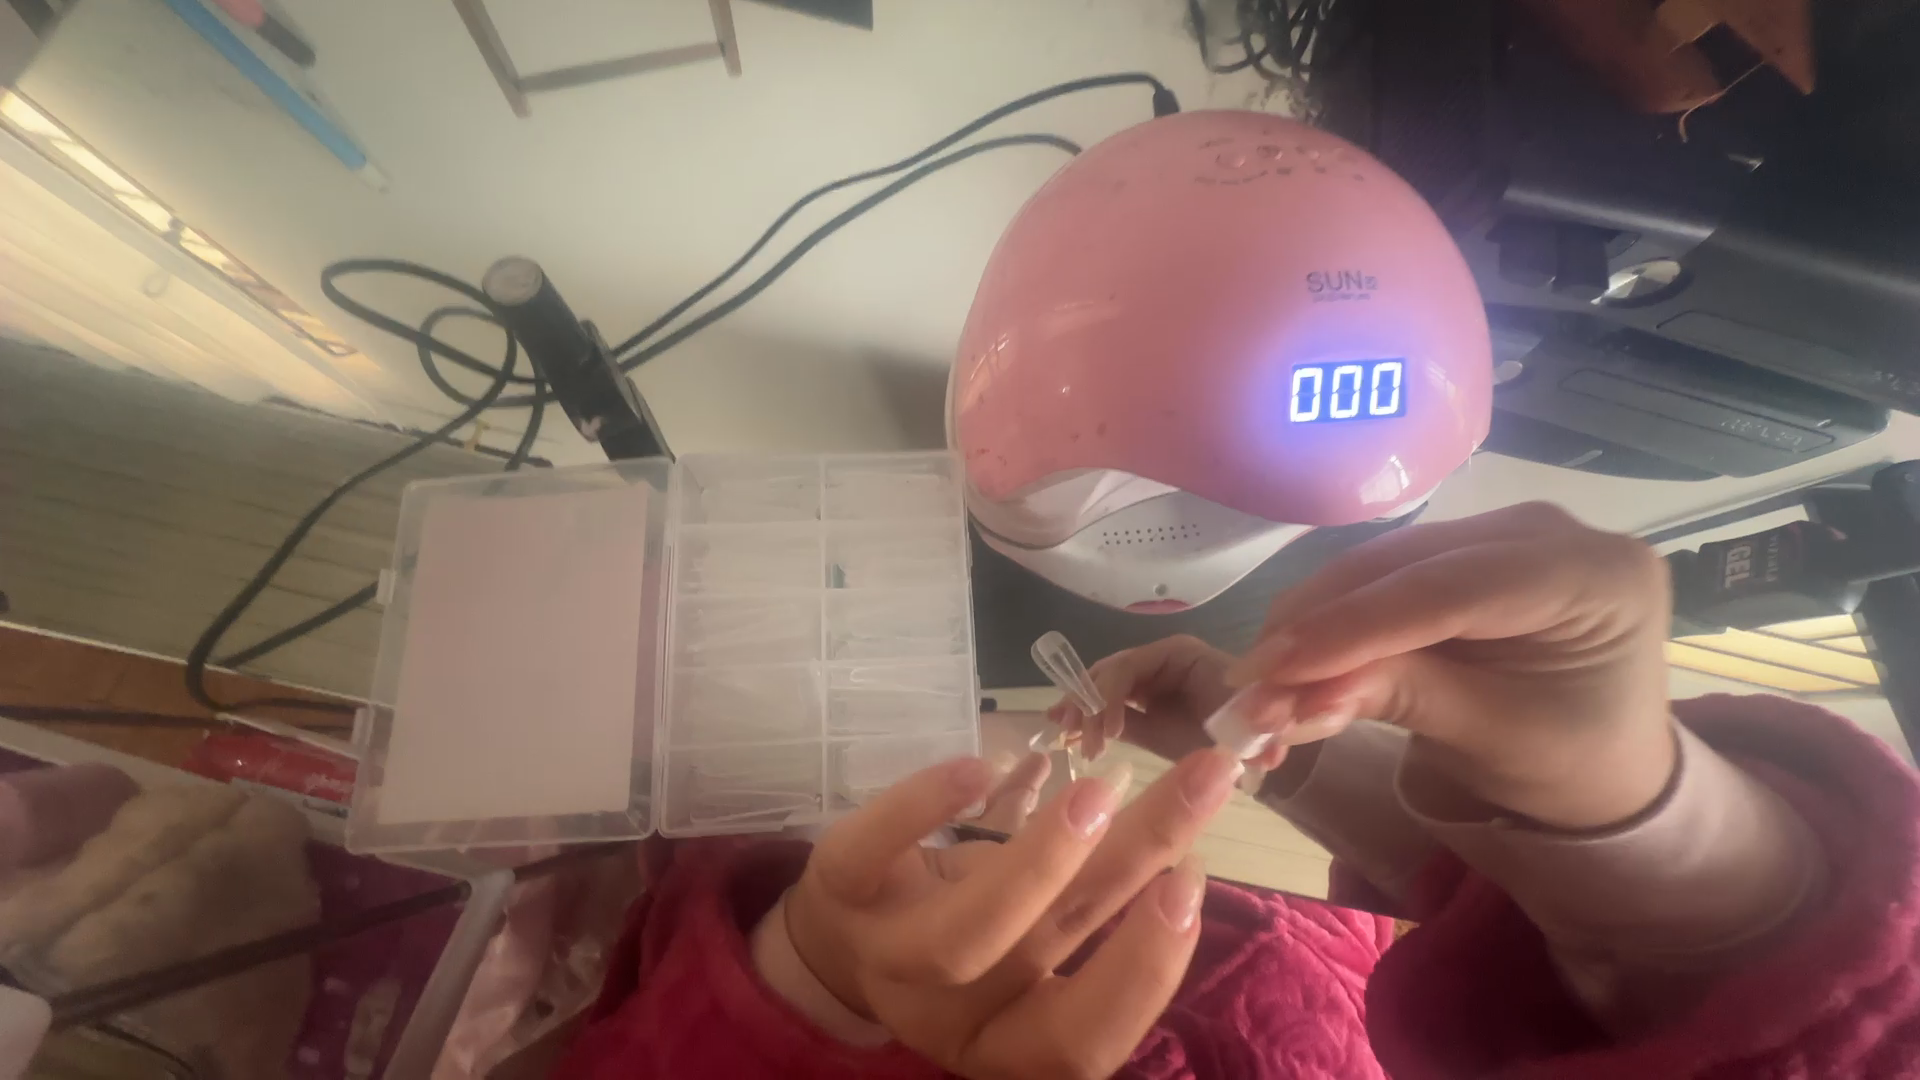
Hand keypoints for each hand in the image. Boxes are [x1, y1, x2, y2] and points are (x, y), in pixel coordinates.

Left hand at [784, 747, 1242, 1078]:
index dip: (1144, 970)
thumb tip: (1167, 820)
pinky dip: (924, 805)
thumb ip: (1088, 892)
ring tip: (1102, 786)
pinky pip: (872, 851)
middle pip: (1046, 952)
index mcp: (1008, 1031)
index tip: (1192, 878)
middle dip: (1133, 862)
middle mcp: (951, 1005)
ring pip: (965, 931)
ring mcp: (887, 948)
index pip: (1083, 1040)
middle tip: (1200, 782)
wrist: (838, 938)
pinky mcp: (839, 884)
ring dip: (1044, 855)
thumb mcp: (1028, 934)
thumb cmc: (958, 933)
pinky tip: (982, 769)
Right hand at [1045, 636, 1287, 770]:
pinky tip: (1063, 728)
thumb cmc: (1250, 732)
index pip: (1128, 665)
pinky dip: (1085, 715)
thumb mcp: (1222, 726)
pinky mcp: (1143, 703)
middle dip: (1087, 704)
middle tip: (1076, 740)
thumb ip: (1193, 726)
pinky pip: (1108, 705)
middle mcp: (1156, 660)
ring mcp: (1147, 680)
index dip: (1108, 695)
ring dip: (1080, 710)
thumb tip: (1146, 732)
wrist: (1266, 744)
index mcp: (1176, 653)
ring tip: (1063, 735)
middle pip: (1106, 673)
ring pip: (1100, 687)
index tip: (1107, 733)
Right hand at [1228, 502, 1676, 829]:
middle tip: (1248, 678)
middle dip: (1317, 624)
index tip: (1270, 669)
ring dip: (1308, 619)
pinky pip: (1370, 573)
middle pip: (1401, 567)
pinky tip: (1289, 651)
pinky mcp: (1450, 546)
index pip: (1449, 590)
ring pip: (1372, 564)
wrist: (1594, 758)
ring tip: (1259, 673)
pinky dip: (1324, 615)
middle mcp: (1543, 531)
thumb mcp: (1485, 736)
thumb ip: (1390, 699)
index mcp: (1595, 576)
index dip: (1352, 628)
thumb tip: (1280, 700)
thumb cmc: (1564, 760)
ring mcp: (1491, 531)